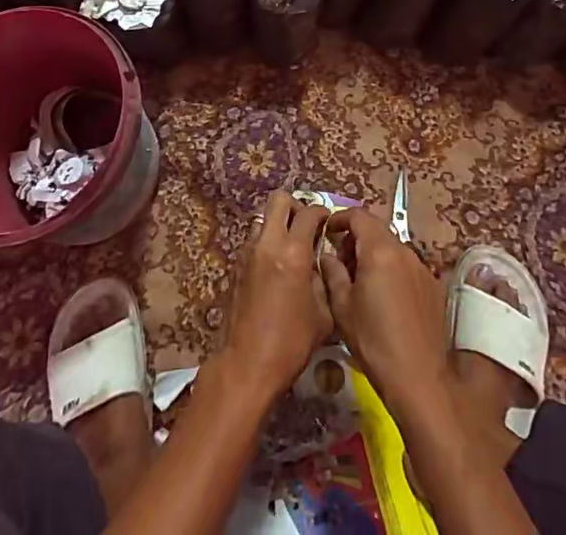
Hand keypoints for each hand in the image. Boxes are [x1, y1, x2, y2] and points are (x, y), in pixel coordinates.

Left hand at [220, 190, 333, 394]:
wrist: (245, 366)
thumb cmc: (291, 343)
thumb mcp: (323, 313)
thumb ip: (324, 280)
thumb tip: (320, 265)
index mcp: (293, 252)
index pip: (309, 212)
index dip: (323, 213)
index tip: (329, 224)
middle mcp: (268, 244)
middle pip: (278, 200)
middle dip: (295, 207)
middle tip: (306, 226)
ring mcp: (247, 254)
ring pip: (262, 219)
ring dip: (278, 225)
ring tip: (291, 248)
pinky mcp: (235, 268)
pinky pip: (253, 241)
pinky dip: (267, 244)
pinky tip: (277, 268)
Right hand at [318, 207, 448, 413]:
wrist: (418, 376)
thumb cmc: (373, 341)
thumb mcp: (342, 307)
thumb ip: (332, 273)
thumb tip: (327, 256)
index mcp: (380, 251)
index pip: (359, 216)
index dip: (340, 218)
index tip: (327, 232)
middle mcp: (405, 252)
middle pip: (377, 231)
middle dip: (355, 240)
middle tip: (339, 264)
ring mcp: (423, 268)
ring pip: (392, 249)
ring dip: (373, 256)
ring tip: (360, 284)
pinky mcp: (434, 286)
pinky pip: (407, 267)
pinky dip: (391, 271)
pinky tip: (384, 299)